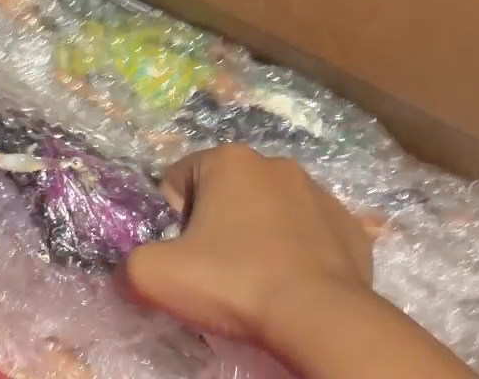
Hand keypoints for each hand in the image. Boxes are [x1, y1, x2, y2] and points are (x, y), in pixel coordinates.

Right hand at [125, 146, 472, 377]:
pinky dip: (298, 252)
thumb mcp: (156, 276)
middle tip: (218, 270)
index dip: (174, 221)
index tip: (188, 256)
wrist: (322, 320)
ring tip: (258, 279)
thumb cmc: (235, 282)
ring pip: (269, 210)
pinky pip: (310, 233)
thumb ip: (129, 265)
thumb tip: (127, 273)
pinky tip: (294, 282)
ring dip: (258, 235)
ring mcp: (318, 192)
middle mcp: (273, 162)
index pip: (178, 181)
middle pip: (224, 193)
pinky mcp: (351, 226)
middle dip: (216, 225)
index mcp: (227, 158)